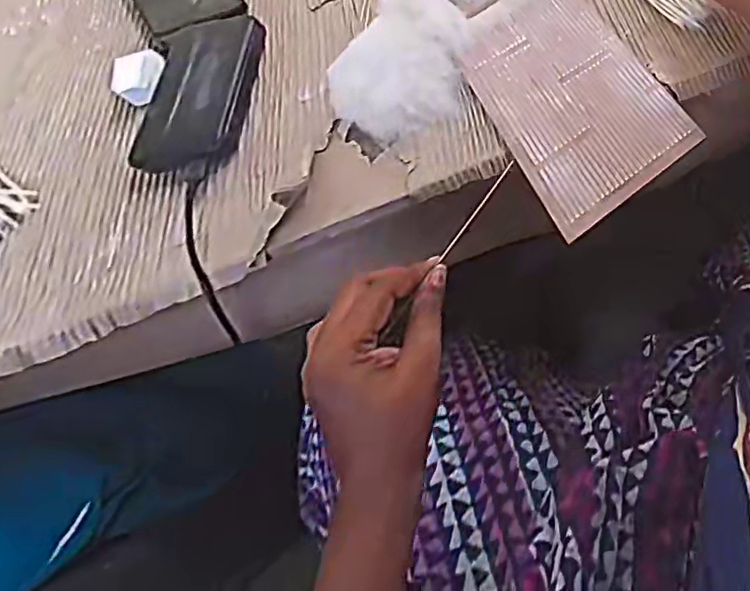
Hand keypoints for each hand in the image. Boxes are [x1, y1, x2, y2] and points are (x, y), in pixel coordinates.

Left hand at [303, 261, 444, 498]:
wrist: (379, 484)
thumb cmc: (402, 429)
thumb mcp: (421, 367)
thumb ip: (427, 315)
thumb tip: (436, 277)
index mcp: (338, 349)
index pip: (374, 292)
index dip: (408, 274)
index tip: (436, 266)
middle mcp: (317, 351)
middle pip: (352, 292)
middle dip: (390, 279)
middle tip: (425, 277)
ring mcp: (314, 364)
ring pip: (343, 308)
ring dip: (375, 295)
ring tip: (410, 294)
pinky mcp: (320, 375)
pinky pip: (338, 329)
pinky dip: (364, 316)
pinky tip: (388, 320)